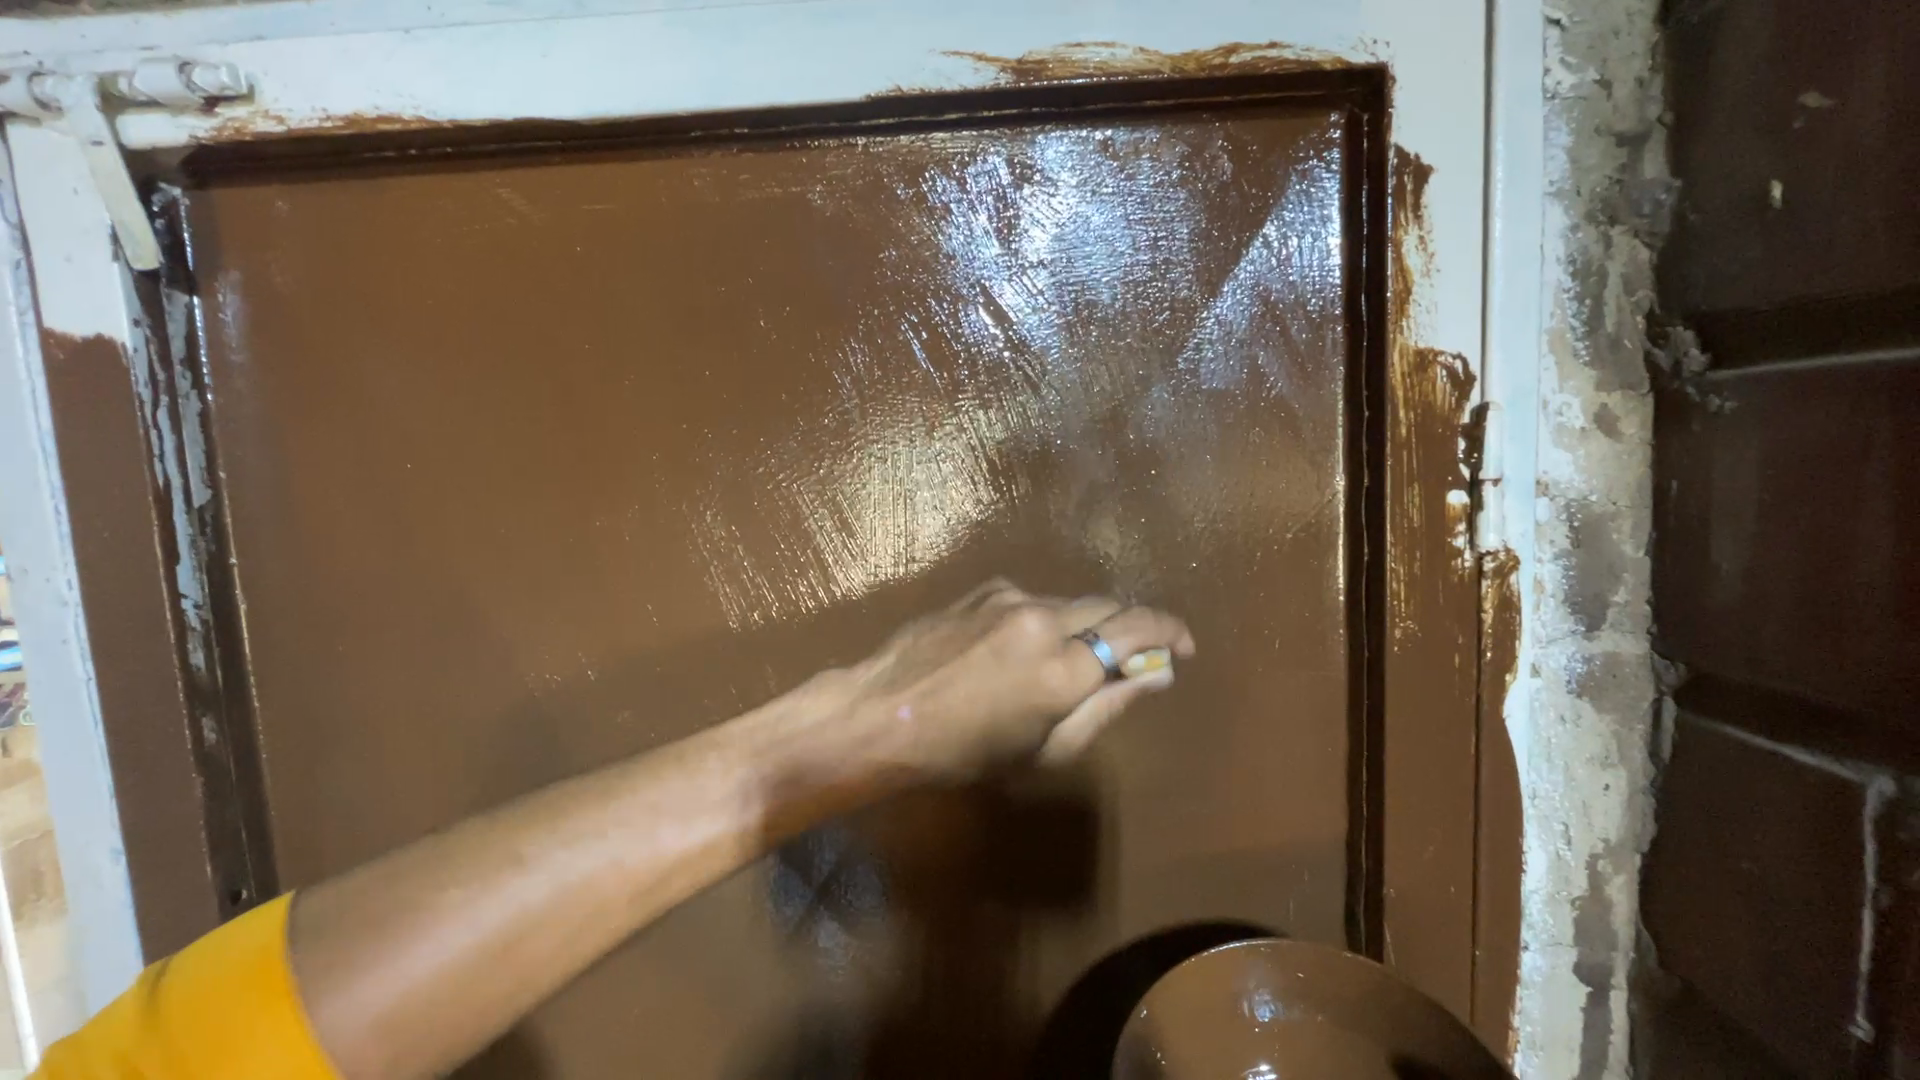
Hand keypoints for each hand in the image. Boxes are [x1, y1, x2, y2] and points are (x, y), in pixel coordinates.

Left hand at [840, 579, 1196, 776]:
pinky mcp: (986, 590)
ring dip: (1083, 627)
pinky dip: (1044, 621)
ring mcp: (1012, 598)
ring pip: (1070, 604)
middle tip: (1130, 660)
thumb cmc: (965, 753)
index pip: (1137, 631)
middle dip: (1130, 628)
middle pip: (1110, 607)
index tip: (1182, 647)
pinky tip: (1018, 650)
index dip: (1169, 633)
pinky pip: (1034, 601)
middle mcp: (1045, 620)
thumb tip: (1155, 674)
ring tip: (1063, 664)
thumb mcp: (1044, 749)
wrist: (882, 714)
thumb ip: (1106, 707)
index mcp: (1063, 670)